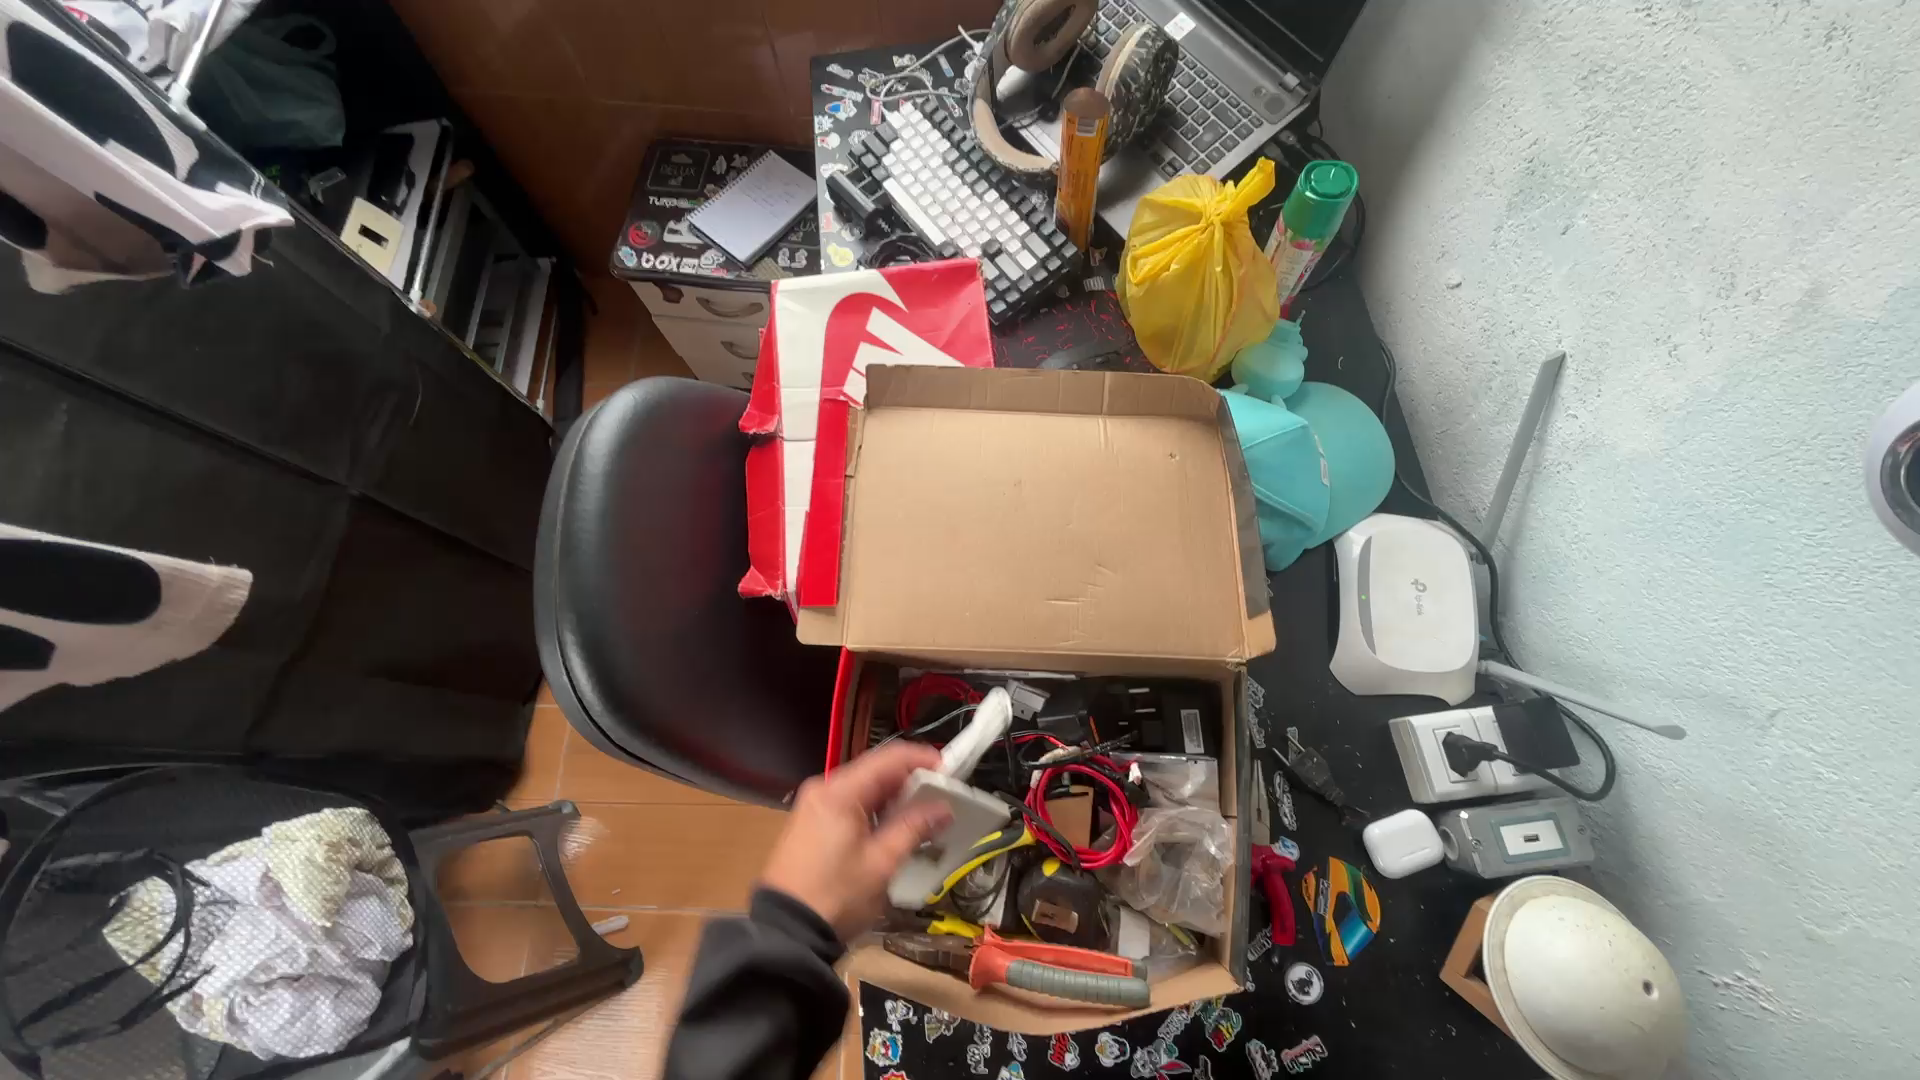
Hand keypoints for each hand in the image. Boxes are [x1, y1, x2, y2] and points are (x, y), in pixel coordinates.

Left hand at [759, 741, 952, 940]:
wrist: (787, 934)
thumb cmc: (836, 896)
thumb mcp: (881, 863)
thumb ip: (914, 828)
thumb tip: (943, 809)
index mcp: (840, 791)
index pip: (889, 758)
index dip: (923, 760)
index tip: (950, 771)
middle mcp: (824, 790)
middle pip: (876, 772)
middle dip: (911, 783)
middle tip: (941, 799)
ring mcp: (814, 807)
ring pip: (864, 790)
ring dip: (894, 800)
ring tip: (923, 817)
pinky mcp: (811, 826)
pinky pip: (850, 806)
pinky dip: (875, 812)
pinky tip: (893, 830)